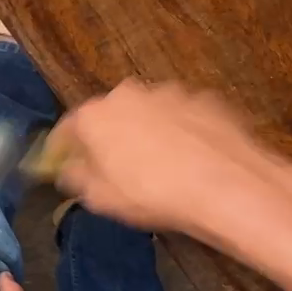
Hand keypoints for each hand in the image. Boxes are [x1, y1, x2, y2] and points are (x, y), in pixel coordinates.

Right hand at [51, 79, 291, 243]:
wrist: (228, 185)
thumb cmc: (151, 193)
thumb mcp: (99, 198)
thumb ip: (76, 178)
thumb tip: (69, 170)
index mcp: (94, 115)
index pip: (66, 128)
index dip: (62, 149)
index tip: (63, 164)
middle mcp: (126, 94)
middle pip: (108, 115)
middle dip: (107, 137)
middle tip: (112, 166)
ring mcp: (169, 93)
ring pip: (146, 113)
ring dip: (145, 132)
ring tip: (157, 165)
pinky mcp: (205, 100)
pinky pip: (181, 117)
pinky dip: (179, 132)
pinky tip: (189, 159)